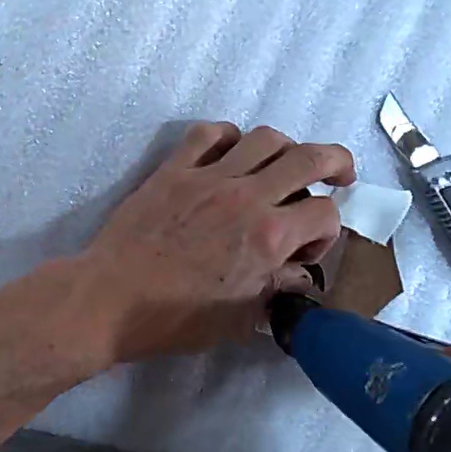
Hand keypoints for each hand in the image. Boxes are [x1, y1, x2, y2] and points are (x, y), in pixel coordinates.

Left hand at [80, 122, 355, 362]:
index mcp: (268, 237)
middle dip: (336, 161)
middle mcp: (247, 197)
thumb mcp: (241, 318)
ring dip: (287, 147)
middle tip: (340, 174)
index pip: (325, 214)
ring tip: (285, 164)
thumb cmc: (177, 318)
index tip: (307, 251)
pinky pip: (209, 133)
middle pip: (309, 158)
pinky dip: (229, 137)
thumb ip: (279, 289)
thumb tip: (300, 275)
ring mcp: (210, 177)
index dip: (328, 232)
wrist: (110, 300)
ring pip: (264, 137)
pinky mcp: (175, 169)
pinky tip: (232, 152)